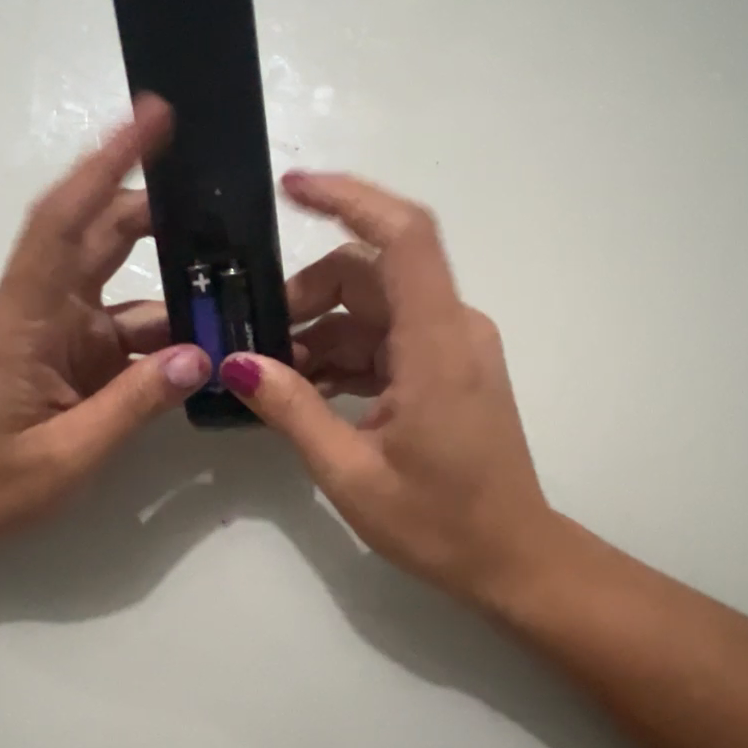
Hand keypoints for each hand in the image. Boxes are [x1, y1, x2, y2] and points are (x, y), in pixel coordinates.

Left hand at [0, 97, 209, 543]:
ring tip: (236, 267)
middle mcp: (47, 308)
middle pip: (99, 233)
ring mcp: (67, 330)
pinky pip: (135, 324)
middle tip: (217, 189)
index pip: (65, 224)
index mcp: (28, 318)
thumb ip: (134, 405)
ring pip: (125, 277)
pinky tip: (215, 334)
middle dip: (152, 202)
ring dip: (174, 270)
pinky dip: (174, 325)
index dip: (104, 166)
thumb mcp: (67, 453)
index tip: (148, 120)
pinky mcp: (83, 354)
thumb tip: (204, 357)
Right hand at [223, 171, 558, 602]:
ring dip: (322, 329)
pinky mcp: (448, 369)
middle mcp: (452, 328)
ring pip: (376, 307)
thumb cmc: (439, 523)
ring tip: (272, 374)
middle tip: (254, 338)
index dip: (349, 197)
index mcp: (436, 344)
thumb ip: (293, 410)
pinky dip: (346, 353)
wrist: (511, 559)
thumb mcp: (350, 473)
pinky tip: (307, 389)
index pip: (403, 236)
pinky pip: (389, 339)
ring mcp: (453, 348)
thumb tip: (236, 365)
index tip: (290, 188)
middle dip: (308, 292)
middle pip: (373, 272)